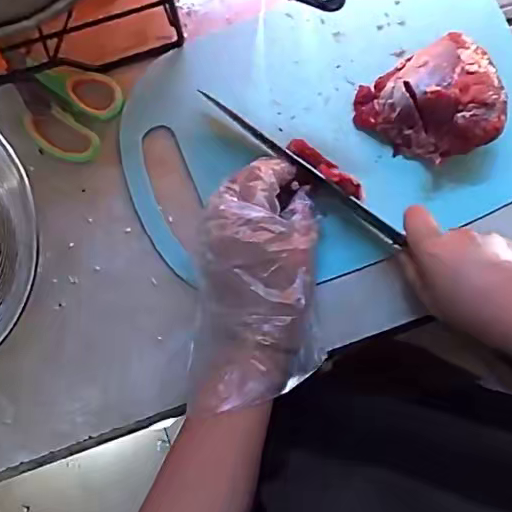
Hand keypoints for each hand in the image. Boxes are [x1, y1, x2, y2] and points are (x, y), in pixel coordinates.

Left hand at [191, 158, 319, 412]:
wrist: (248, 342)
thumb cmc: (280, 294)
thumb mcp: (303, 247)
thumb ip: (303, 212)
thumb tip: (301, 195)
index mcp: (241, 207)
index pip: (262, 171)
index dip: (285, 169)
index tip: (304, 176)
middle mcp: (216, 213)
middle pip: (242, 181)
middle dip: (268, 180)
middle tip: (295, 189)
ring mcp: (207, 232)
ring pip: (232, 198)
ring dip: (255, 197)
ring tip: (282, 207)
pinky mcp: (206, 251)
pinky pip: (225, 218)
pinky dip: (244, 214)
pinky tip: (263, 226)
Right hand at [399, 205, 511, 361]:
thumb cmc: (473, 313)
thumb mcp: (431, 302)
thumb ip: (413, 274)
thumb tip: (405, 254)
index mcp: (434, 247)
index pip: (413, 214)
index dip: (413, 229)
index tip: (418, 252)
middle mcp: (459, 234)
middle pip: (443, 235)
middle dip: (445, 254)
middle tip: (454, 285)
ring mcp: (487, 236)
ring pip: (468, 244)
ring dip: (469, 260)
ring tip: (482, 290)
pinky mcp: (511, 242)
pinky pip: (489, 249)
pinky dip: (490, 262)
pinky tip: (501, 286)